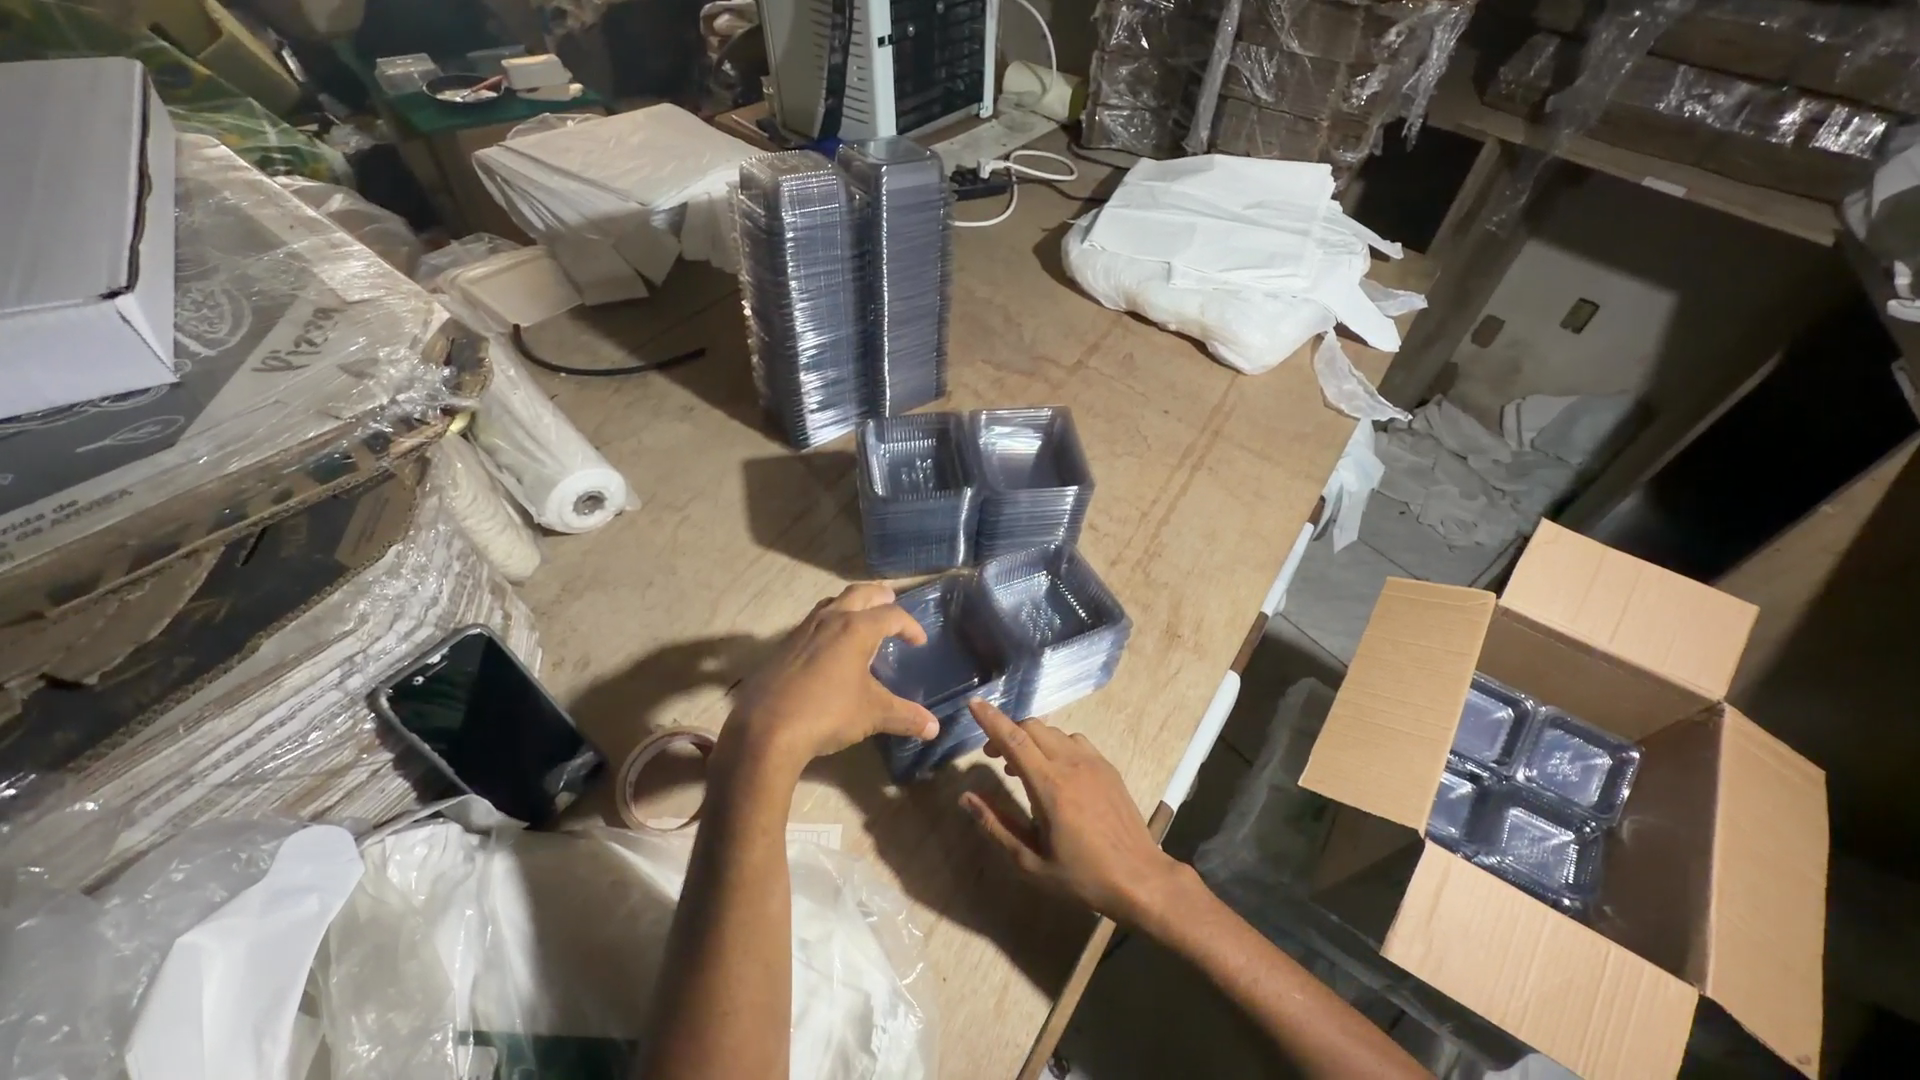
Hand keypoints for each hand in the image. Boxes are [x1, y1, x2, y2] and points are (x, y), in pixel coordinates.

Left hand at [724, 584, 940, 771]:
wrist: (766, 728)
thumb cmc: (827, 713)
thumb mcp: (872, 714)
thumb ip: (905, 716)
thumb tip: (933, 728)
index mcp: (856, 629)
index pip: (891, 615)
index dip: (909, 625)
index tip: (919, 641)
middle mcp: (829, 620)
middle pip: (859, 594)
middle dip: (878, 596)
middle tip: (891, 601)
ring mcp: (802, 630)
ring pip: (831, 603)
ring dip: (850, 604)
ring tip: (860, 617)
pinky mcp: (783, 647)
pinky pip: (812, 622)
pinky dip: (829, 623)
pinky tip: (829, 647)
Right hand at [959, 699, 1188, 926]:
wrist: (1139, 878)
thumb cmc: (1081, 876)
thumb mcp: (1030, 861)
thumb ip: (996, 825)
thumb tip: (966, 798)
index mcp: (1049, 786)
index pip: (1013, 739)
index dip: (991, 719)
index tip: (973, 703)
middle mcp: (1072, 764)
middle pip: (1032, 728)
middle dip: (1007, 732)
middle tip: (993, 756)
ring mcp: (1094, 763)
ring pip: (1054, 732)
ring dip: (1031, 739)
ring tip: (1022, 768)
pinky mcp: (1108, 768)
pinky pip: (1075, 741)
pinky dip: (1055, 745)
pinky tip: (1055, 772)